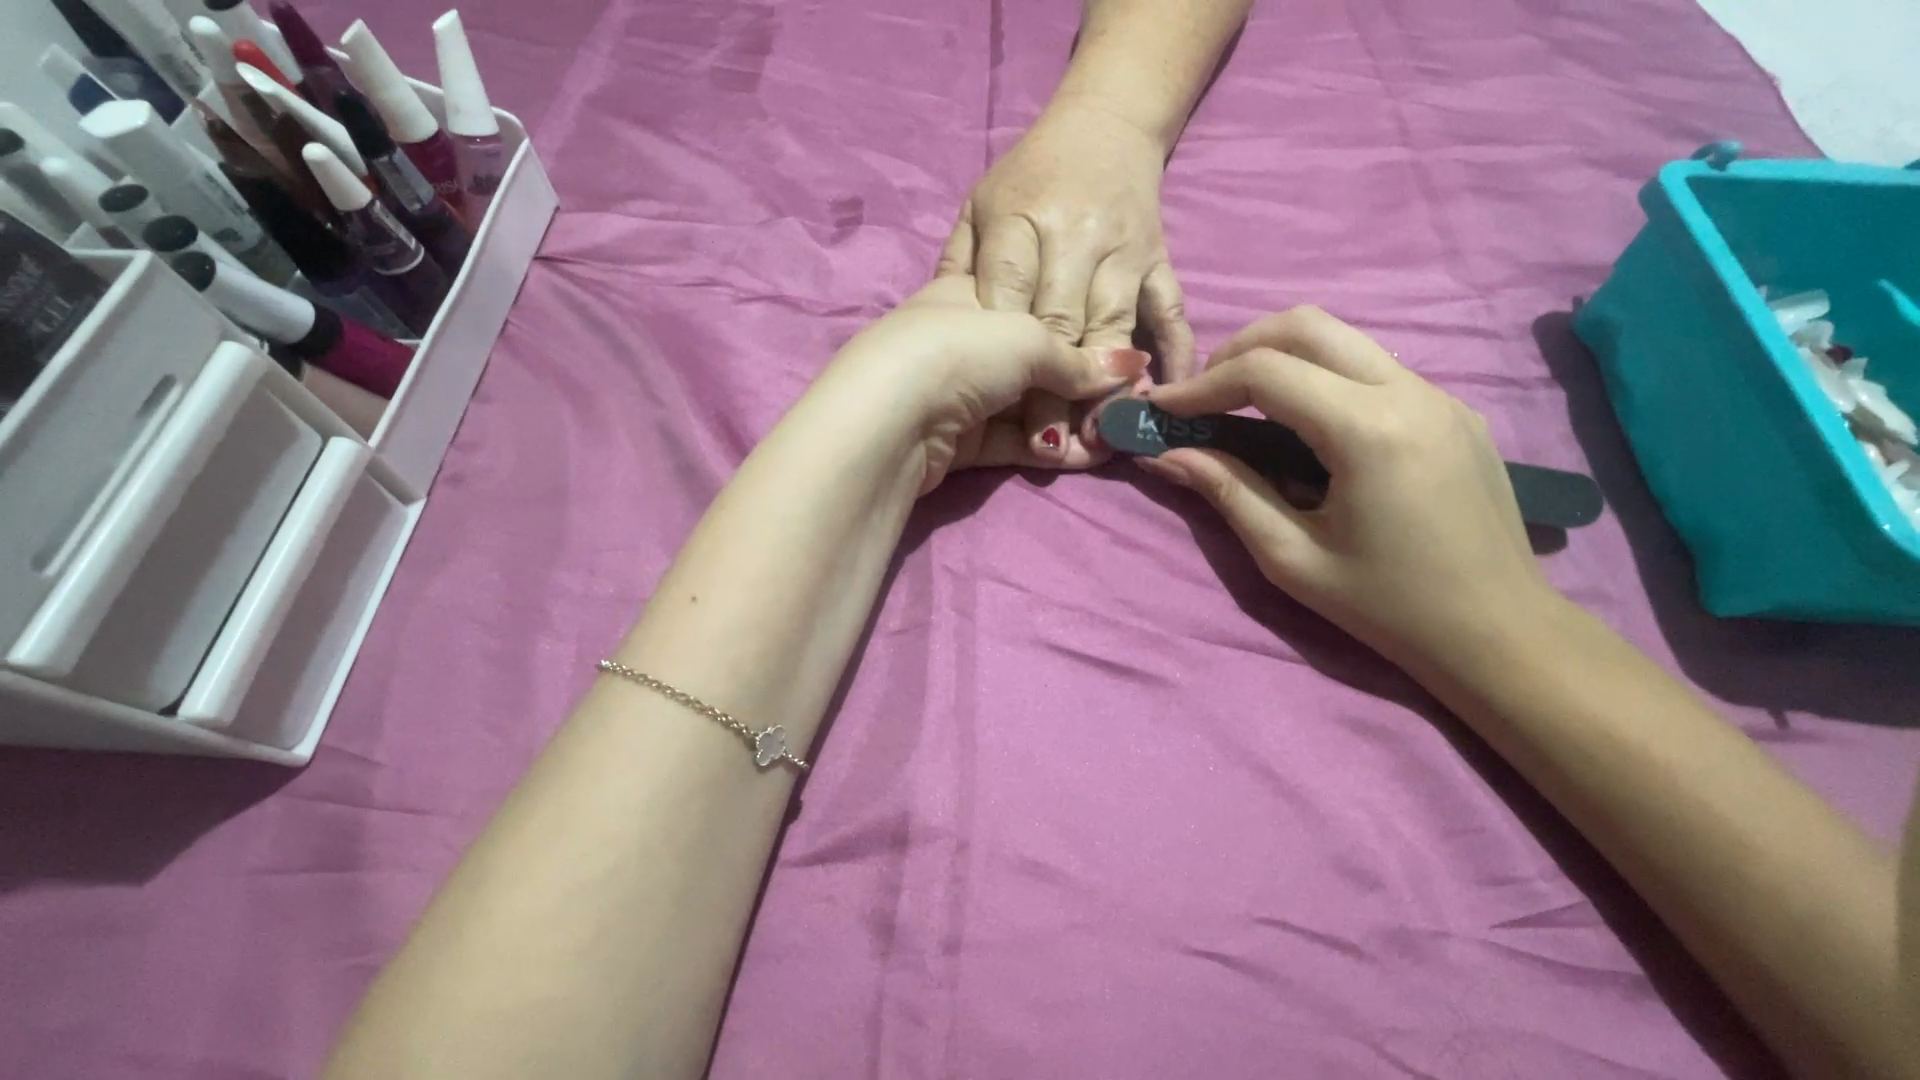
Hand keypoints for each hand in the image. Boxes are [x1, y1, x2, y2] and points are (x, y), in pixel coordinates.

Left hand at [818, 275, 1150, 494]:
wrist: (890, 414)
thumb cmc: (960, 349)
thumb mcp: (1028, 336)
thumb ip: (1080, 356)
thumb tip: (1131, 368)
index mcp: (975, 292)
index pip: (1039, 303)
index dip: (1083, 329)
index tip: (1124, 356)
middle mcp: (966, 339)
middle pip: (1036, 362)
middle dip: (1083, 386)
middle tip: (1126, 407)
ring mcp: (961, 392)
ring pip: (1027, 405)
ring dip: (1070, 423)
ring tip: (1112, 439)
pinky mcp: (960, 440)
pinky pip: (1014, 439)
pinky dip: (1048, 447)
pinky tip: (1086, 456)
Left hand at [941, 98, 1194, 460]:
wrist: (1106, 124)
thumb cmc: (1027, 179)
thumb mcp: (978, 208)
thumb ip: (962, 264)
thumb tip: (945, 328)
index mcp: (1020, 220)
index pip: (1012, 294)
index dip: (1010, 352)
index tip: (1001, 403)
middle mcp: (1075, 234)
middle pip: (1064, 320)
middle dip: (1058, 385)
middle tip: (1055, 441)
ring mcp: (1124, 249)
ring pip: (1117, 324)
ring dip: (1111, 386)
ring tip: (1102, 436)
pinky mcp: (1160, 260)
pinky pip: (1172, 310)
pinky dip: (1174, 354)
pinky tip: (1167, 397)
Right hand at [1136, 307, 1553, 669]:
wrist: (1499, 632)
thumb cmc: (1387, 606)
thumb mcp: (1292, 558)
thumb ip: (1228, 493)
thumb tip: (1168, 455)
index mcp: (1368, 431)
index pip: (1266, 371)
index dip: (1202, 384)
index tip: (1163, 408)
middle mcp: (1409, 393)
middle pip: (1307, 326)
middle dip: (1240, 349)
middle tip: (1204, 396)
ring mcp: (1440, 396)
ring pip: (1344, 339)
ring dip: (1283, 358)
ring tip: (1245, 407)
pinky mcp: (1454, 410)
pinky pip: (1375, 370)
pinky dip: (1324, 378)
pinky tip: (1308, 429)